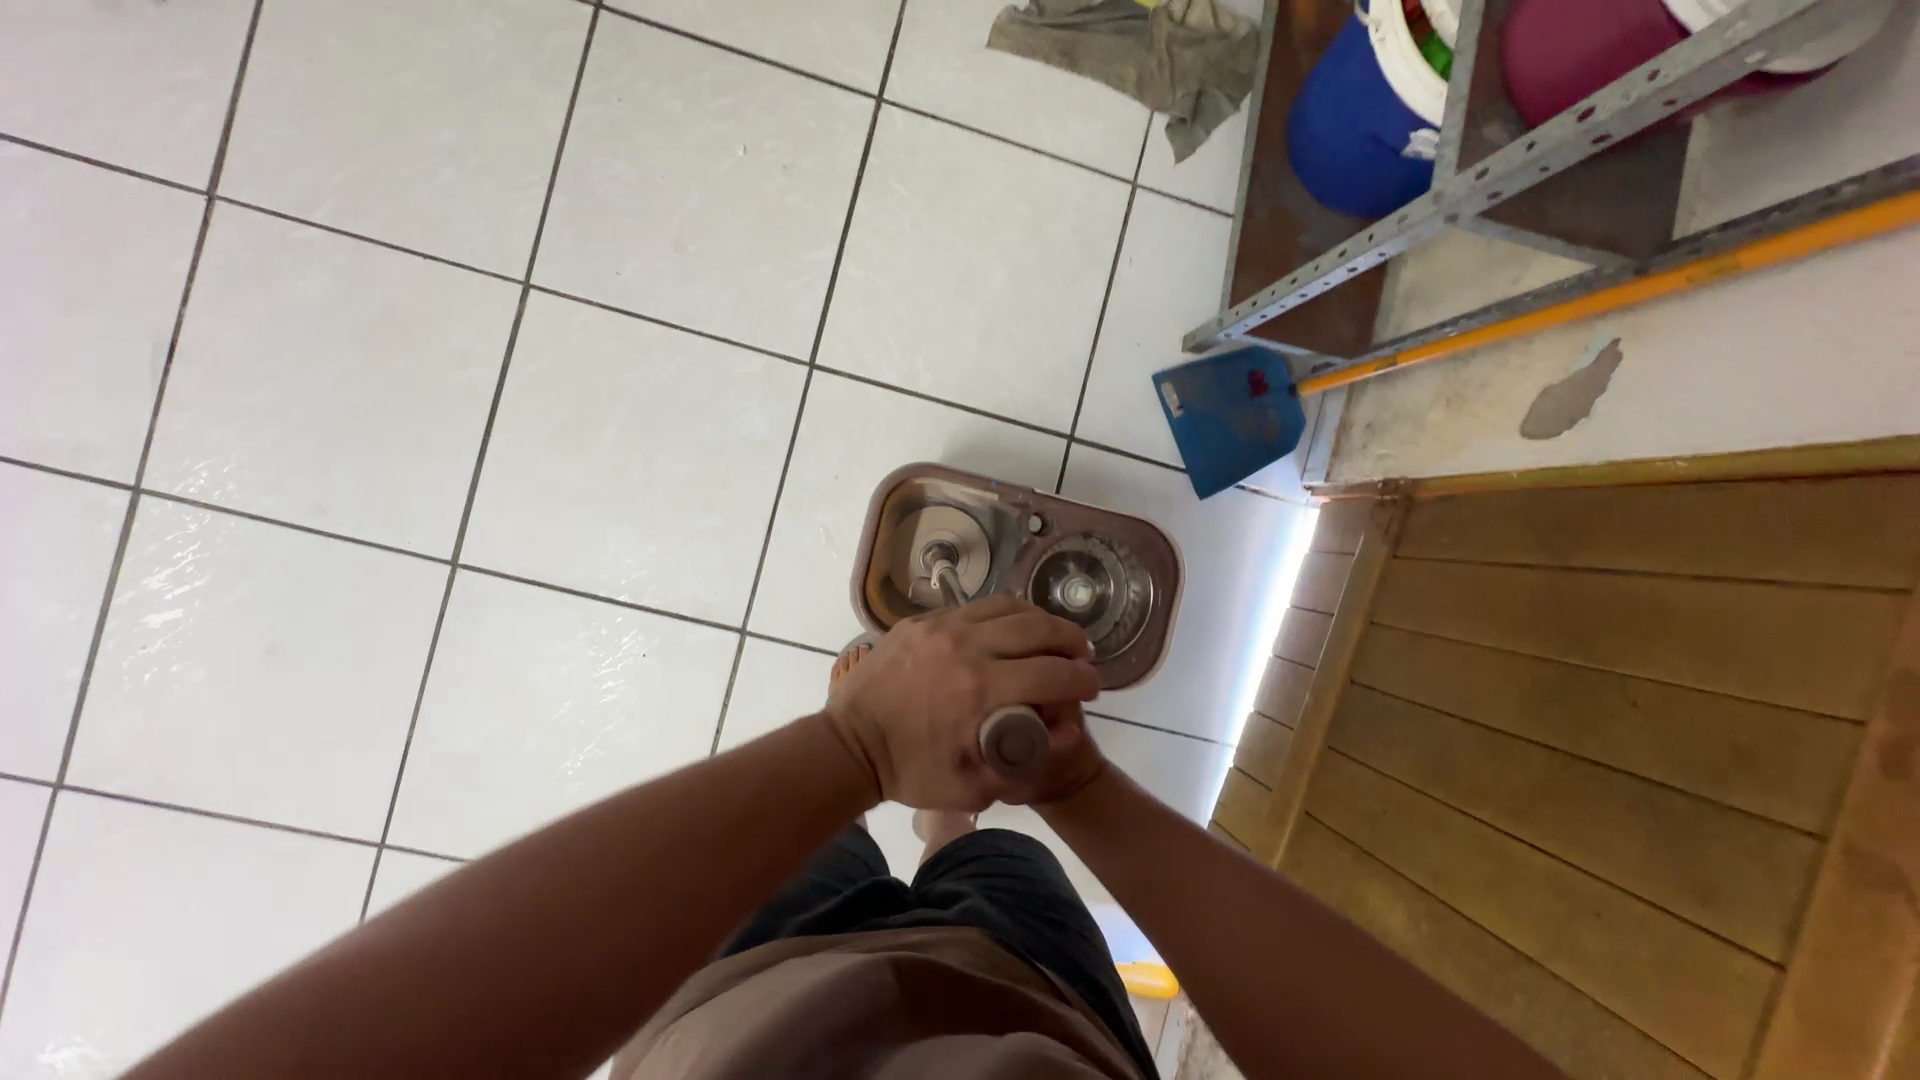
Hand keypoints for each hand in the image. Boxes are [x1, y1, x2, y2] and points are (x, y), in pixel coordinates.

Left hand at [823, 595, 1100, 810]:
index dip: (1083, 680)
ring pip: (1008, 607)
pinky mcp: (921, 620)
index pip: (1053, 675)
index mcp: (980, 690)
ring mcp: (941, 627)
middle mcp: (966, 648)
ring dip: (1040, 621)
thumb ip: (1019, 770)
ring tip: (1052, 636)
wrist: (848, 744)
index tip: (1091, 687)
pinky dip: (1003, 614)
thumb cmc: (908, 771)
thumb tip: (1058, 739)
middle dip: (1072, 641)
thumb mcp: (968, 789)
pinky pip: (975, 606)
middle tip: (1082, 656)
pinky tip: (1010, 628)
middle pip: (1038, 629)